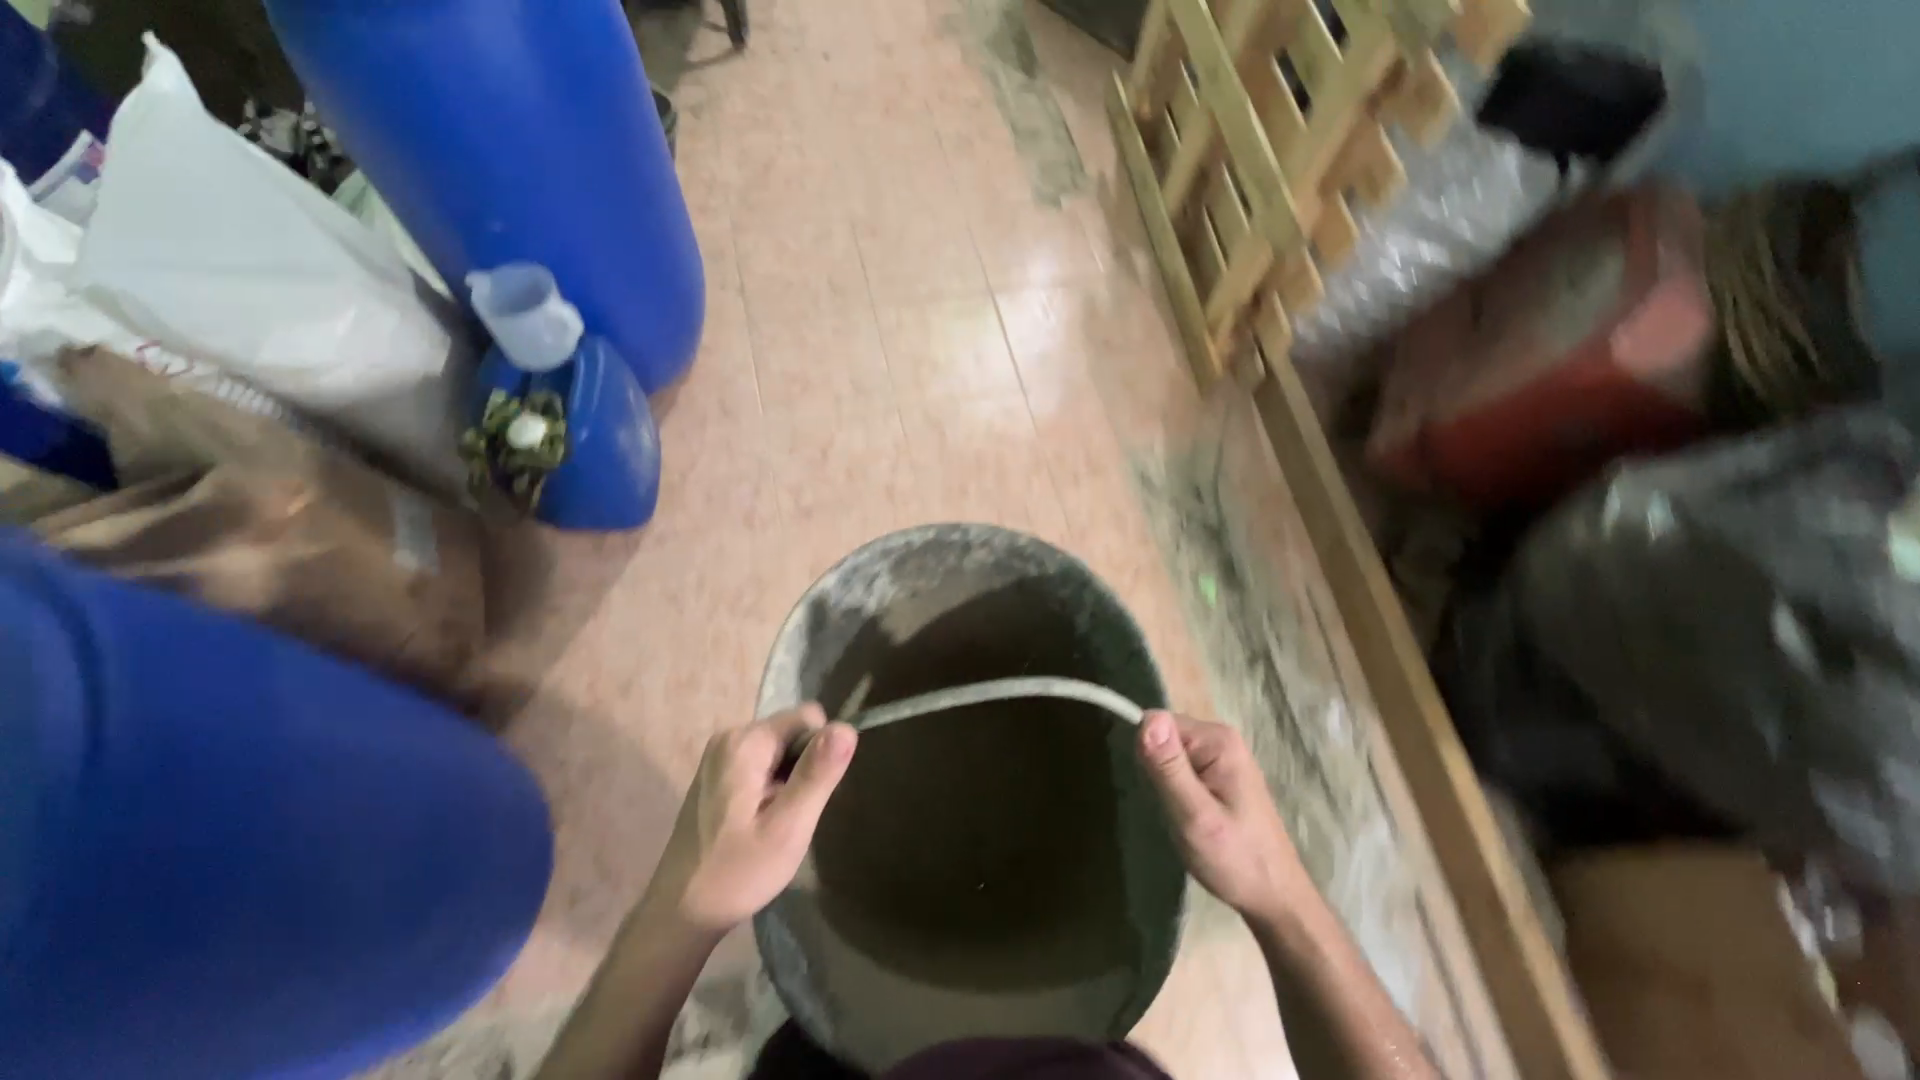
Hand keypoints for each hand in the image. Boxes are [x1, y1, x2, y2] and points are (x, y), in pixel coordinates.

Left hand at [641, 705, 857, 933]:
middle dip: (803, 770)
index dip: (819, 756)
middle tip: (790, 817)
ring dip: (789, 782)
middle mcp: (729, 737)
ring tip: (775, 823)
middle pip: (793, 732)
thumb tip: (847, 727)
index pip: (809, 719)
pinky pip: (762, 765)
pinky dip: (771, 790)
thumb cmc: (738, 872)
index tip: (806, 797)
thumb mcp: (788, 826)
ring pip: (780, 751)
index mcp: (745, 742)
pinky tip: (759, 824)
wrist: (681, 912)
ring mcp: (719, 756)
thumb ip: (818, 773)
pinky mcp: (716, 774)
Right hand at [1137, 710, 1310, 920]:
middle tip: (1175, 811)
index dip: (1148, 757)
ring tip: (1183, 818)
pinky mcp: (1221, 775)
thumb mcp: (1194, 816)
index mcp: (1217, 740)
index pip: (1157, 723)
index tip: (1159, 792)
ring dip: (1166, 786)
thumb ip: (1168, 768)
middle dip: (1157, 773)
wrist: (1273, 896)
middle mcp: (1222, 739)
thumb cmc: (1234, 859)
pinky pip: (1182, 770)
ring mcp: (1223, 758)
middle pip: (1164, 738)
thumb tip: (1147, 719)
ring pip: (1170, 756)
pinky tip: (1191, 818)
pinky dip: (1177, 793)